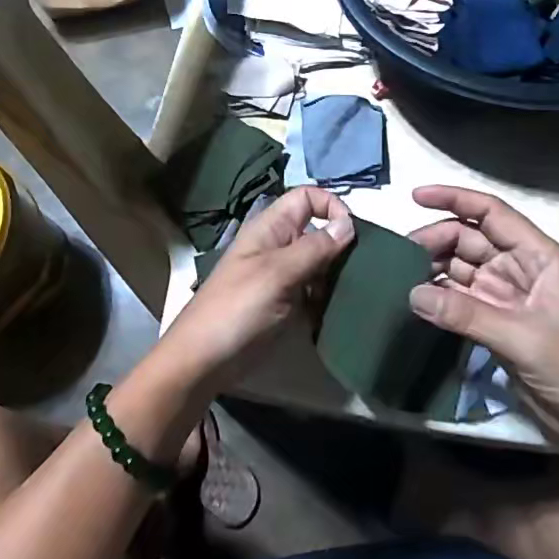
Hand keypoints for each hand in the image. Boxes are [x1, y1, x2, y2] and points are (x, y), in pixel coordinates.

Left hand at [160, 187, 354, 392]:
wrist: (203, 361)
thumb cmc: (237, 309)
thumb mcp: (278, 273)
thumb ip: (315, 247)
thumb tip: (349, 224)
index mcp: (271, 228)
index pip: (307, 197)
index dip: (331, 205)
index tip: (351, 233)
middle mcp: (278, 246)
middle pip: (317, 229)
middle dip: (338, 244)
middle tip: (355, 268)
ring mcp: (281, 275)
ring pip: (319, 261)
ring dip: (334, 273)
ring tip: (347, 291)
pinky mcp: (285, 302)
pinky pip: (313, 289)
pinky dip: (325, 296)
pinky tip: (333, 310)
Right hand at [407, 185, 558, 454]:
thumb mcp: (525, 338)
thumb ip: (467, 314)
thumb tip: (412, 294)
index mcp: (538, 256)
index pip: (492, 213)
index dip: (455, 199)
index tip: (415, 196)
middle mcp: (520, 269)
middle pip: (471, 240)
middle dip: (436, 241)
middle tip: (398, 257)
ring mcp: (508, 298)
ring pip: (462, 270)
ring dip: (433, 271)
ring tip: (398, 277)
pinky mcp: (498, 326)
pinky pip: (461, 302)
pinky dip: (439, 300)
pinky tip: (414, 302)